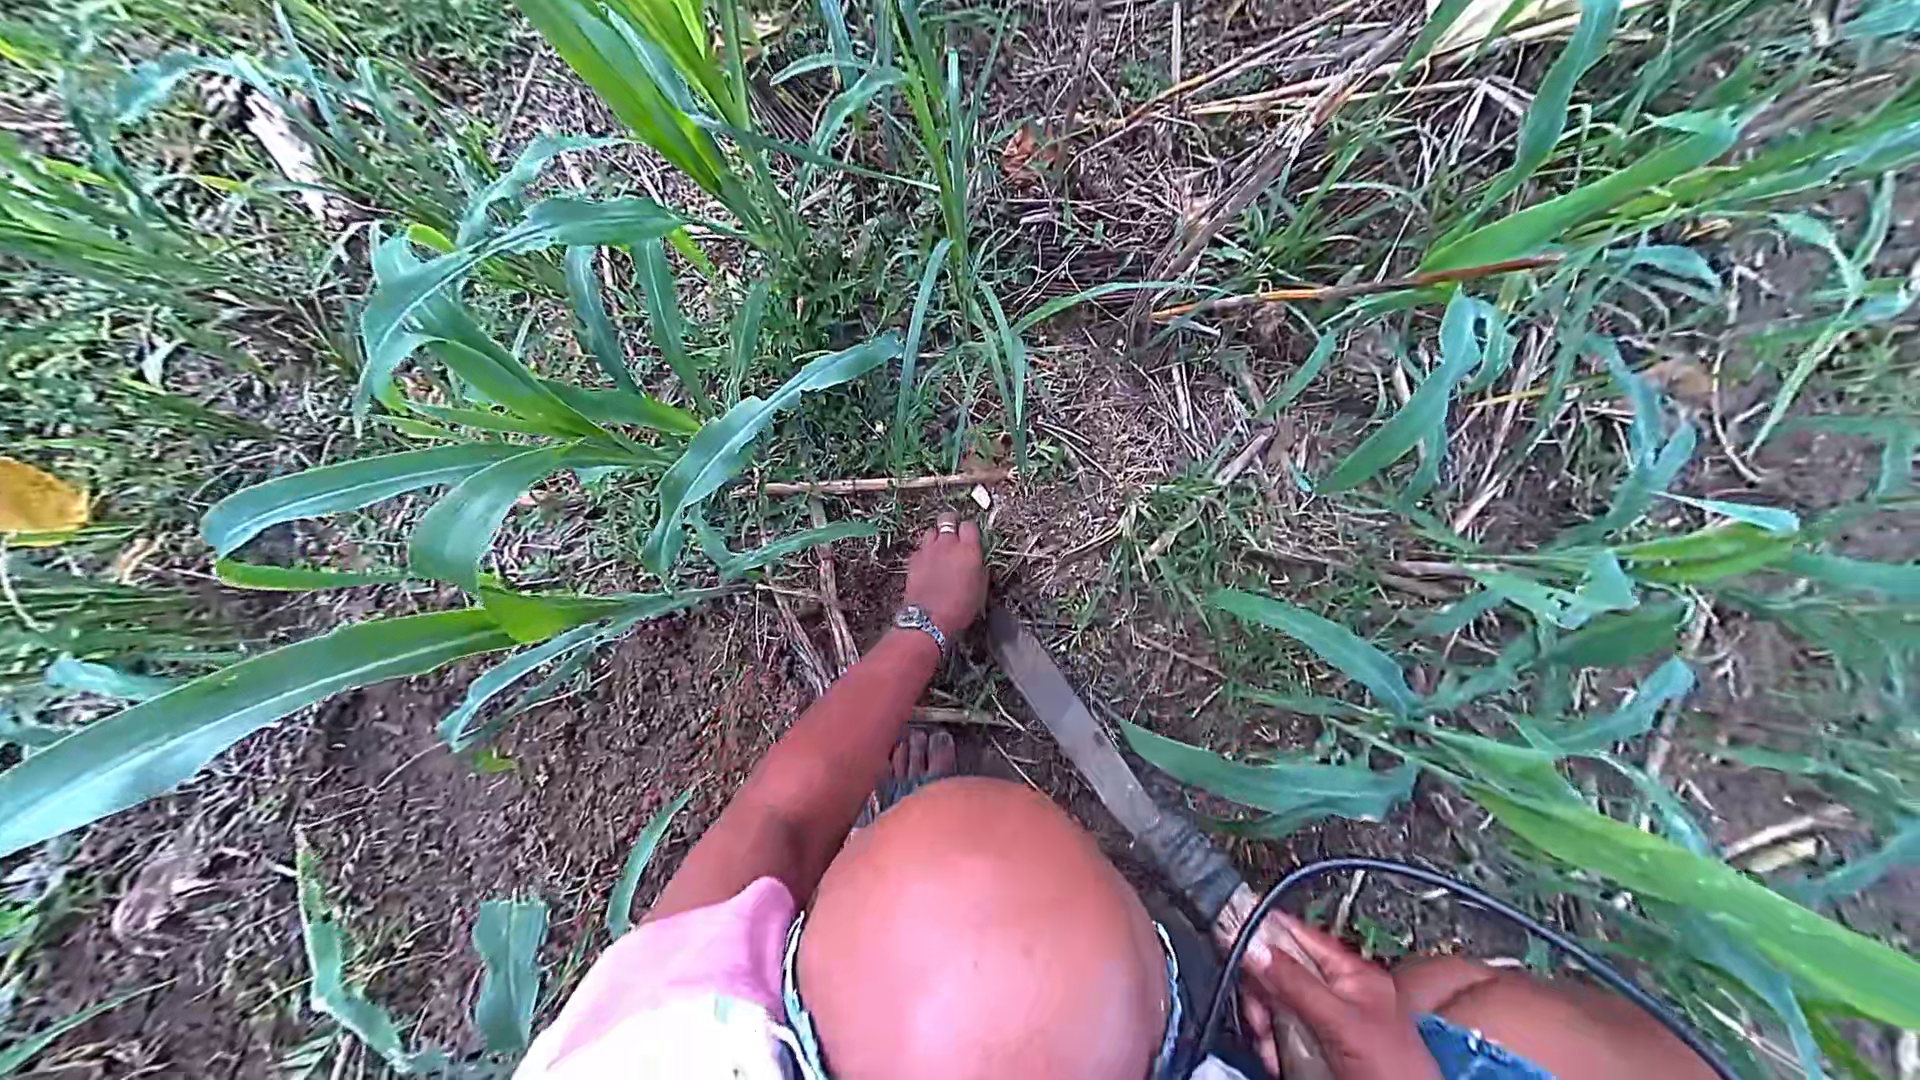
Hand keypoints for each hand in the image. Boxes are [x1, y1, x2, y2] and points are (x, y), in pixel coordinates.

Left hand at [902, 510, 985, 638]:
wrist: (929, 619)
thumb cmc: (958, 608)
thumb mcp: (981, 590)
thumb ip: (981, 569)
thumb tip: (980, 563)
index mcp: (969, 550)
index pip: (970, 526)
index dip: (970, 530)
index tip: (971, 537)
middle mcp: (948, 545)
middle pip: (948, 519)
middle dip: (951, 523)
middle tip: (954, 532)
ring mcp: (929, 550)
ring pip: (932, 531)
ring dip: (937, 536)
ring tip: (940, 547)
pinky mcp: (914, 559)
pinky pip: (921, 547)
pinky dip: (925, 551)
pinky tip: (929, 562)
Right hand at [1239, 914, 1439, 1079]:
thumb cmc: (1392, 1075)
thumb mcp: (1341, 1023)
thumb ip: (1295, 982)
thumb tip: (1251, 945)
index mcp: (1351, 973)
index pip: (1298, 934)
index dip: (1265, 931)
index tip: (1230, 935)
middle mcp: (1337, 990)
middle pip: (1280, 968)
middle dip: (1261, 990)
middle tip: (1257, 1013)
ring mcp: (1327, 1020)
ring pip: (1276, 1000)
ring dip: (1263, 1020)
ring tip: (1267, 1043)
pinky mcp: (1318, 1046)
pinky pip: (1282, 1029)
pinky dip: (1271, 1041)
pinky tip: (1274, 1058)